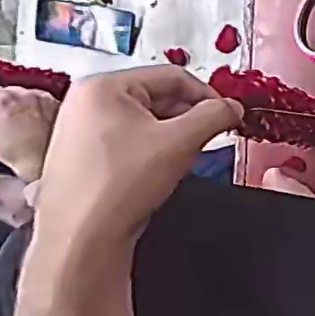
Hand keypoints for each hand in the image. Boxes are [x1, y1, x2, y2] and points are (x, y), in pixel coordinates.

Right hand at [0, 85, 60, 182]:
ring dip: (27, 105)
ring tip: (26, 123)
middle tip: (8, 118)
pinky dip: (42, 109)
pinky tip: (41, 123)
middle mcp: (23, 92)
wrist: (43, 158)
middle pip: (11, 91)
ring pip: (30, 96)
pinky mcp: (60, 104)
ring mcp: (44, 97)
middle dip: (8, 102)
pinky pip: (46, 102)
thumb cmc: (9, 150)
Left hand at [31, 66, 241, 257]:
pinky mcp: (84, 154)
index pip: (174, 76)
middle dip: (191, 116)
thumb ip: (216, 114)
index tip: (229, 115)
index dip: (208, 95)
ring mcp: (81, 128)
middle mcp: (86, 102)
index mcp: (102, 87)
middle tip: (212, 136)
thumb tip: (233, 107)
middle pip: (160, 96)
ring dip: (176, 133)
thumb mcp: (183, 140)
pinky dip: (156, 147)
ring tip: (186, 155)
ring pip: (149, 119)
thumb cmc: (122, 184)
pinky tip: (163, 167)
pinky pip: (133, 137)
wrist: (82, 238)